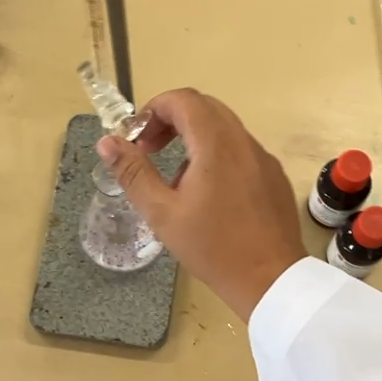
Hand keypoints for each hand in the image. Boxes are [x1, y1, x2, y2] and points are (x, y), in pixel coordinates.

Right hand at [96, 88, 305, 321]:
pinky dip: (218, 158)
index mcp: (216, 145)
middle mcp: (244, 143)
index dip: (154, 109)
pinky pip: (242, 153)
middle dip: (172, 121)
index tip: (138, 139)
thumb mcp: (163, 213)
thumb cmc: (213, 248)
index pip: (184, 100)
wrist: (270, 280)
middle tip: (151, 151)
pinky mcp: (274, 178)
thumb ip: (133, 173)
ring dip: (194, 141)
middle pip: (205, 109)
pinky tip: (210, 198)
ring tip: (177, 183)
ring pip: (225, 130)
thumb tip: (108, 142)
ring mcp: (264, 159)